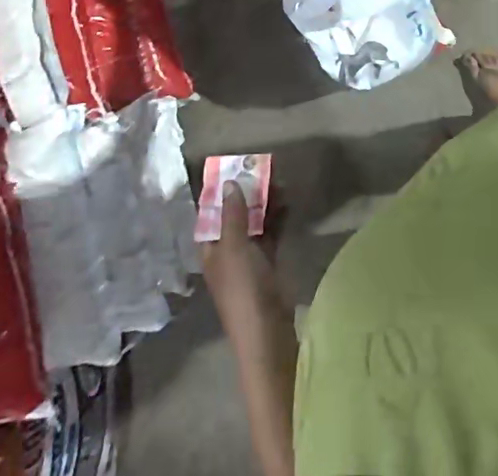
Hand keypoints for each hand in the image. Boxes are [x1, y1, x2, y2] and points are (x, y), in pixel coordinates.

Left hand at [202, 183, 279, 318]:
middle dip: (247, 194)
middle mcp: (226, 251)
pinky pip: (270, 234)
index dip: (219, 192)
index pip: (210, 214)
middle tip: (263, 170)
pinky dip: (277, 219)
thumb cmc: (243, 287)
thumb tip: (228, 183)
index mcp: (210, 249)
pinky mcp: (268, 264)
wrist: (267, 330)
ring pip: (254, 223)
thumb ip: (232, 215)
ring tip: (279, 181)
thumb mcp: (234, 247)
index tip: (233, 168)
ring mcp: (248, 258)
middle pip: (234, 215)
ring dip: (264, 204)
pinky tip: (287, 203)